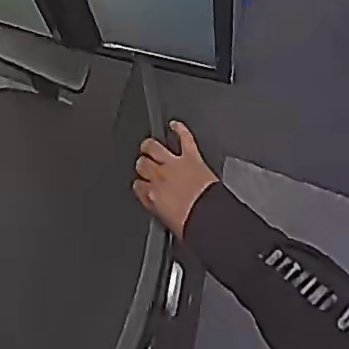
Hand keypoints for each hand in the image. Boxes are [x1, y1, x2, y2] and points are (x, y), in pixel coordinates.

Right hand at [133, 120, 217, 240]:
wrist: (211, 220)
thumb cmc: (191, 225)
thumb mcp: (166, 223)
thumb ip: (158, 208)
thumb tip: (158, 207)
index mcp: (152, 196)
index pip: (138, 186)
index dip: (140, 184)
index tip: (142, 185)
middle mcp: (160, 176)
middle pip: (142, 164)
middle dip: (142, 164)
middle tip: (144, 164)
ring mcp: (175, 163)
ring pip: (154, 147)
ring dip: (150, 145)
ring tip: (149, 145)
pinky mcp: (191, 156)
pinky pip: (184, 137)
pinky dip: (179, 128)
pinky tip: (175, 124)